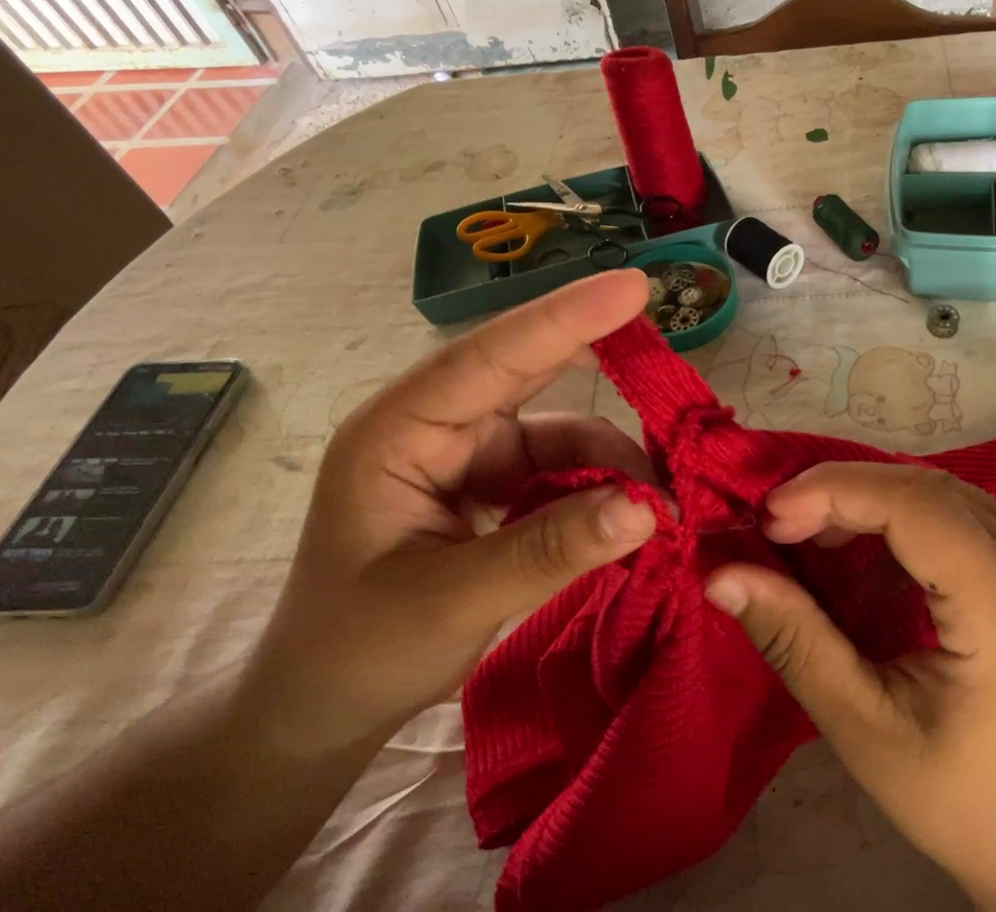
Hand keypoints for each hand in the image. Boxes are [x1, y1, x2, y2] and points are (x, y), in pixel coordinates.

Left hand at [237, 270, 660, 754]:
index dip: (565, 319)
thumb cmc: (359, 649)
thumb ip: (551, 550)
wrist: (324, 708)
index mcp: (398, 433)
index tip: (634, 288)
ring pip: (560, 433)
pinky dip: (604, 488)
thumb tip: (650, 508)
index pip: (488, 358)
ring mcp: (467, 458)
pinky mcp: (494, 490)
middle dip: (600, 361)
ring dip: (615, 459)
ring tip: (669, 502)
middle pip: (527, 374)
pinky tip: (637, 513)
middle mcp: (435, 429)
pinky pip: (563, 471)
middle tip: (671, 356)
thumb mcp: (454, 601)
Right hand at [702, 464, 995, 910]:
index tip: (767, 516)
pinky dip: (904, 525)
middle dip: (845, 492)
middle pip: (930, 490)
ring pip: (945, 496)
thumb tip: (722, 575)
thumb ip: (796, 640)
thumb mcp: (864, 726)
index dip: (836, 492)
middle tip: (776, 525)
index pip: (917, 505)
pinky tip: (864, 560)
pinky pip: (963, 519)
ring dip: (872, 503)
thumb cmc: (957, 796)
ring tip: (808, 538)